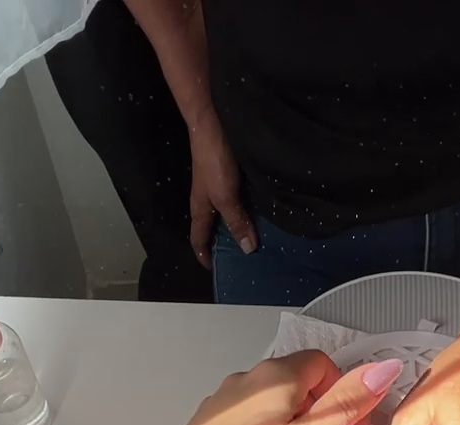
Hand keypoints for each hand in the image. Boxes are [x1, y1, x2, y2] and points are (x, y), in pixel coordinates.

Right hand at [188, 116, 255, 267]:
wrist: (214, 121)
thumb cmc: (213, 160)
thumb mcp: (225, 197)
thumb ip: (236, 221)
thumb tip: (247, 249)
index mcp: (200, 208)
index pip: (198, 239)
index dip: (204, 255)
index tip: (214, 268)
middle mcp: (208, 199)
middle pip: (214, 226)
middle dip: (225, 241)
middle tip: (242, 255)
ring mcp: (218, 184)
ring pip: (228, 211)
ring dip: (239, 223)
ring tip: (258, 236)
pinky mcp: (229, 171)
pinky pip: (238, 196)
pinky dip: (247, 206)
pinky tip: (261, 209)